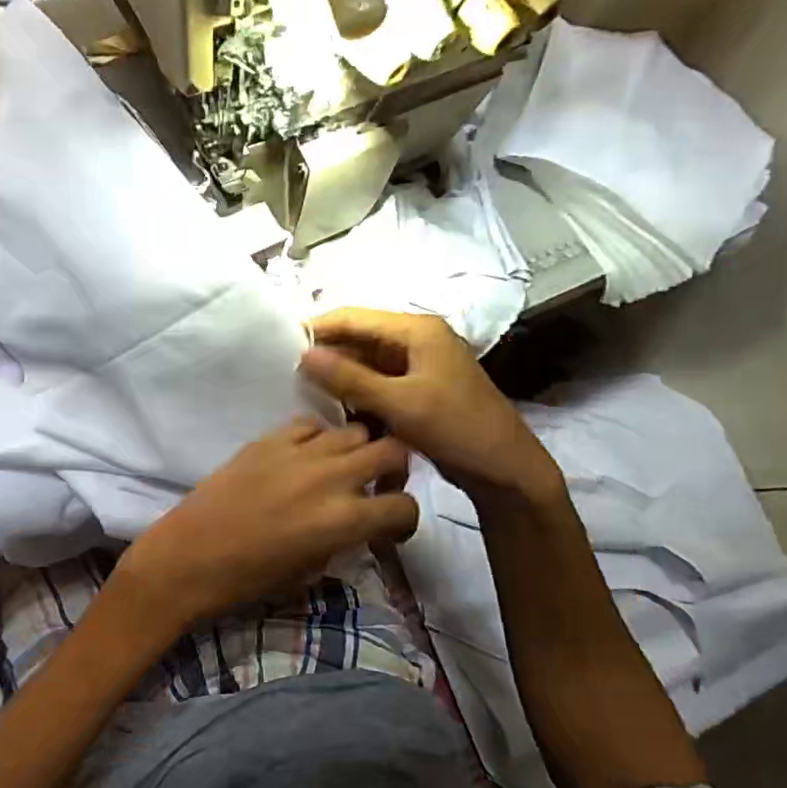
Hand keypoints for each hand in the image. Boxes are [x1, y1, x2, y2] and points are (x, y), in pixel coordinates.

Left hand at [114, 418, 417, 632]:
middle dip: (393, 470)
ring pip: (354, 430)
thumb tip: (356, 525)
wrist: (188, 557)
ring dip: (358, 449)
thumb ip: (343, 541)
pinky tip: (306, 455)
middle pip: (391, 451)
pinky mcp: (268, 439)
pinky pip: (309, 424)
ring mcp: (298, 452)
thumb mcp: (310, 572)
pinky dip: (318, 437)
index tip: (389, 528)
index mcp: (344, 520)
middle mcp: (331, 477)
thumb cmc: (248, 580)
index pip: (403, 506)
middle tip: (376, 487)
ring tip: (341, 468)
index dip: (404, 520)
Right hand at [298, 307, 562, 501]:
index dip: (317, 328)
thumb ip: (349, 378)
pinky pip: (377, 382)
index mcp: (417, 330)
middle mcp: (417, 339)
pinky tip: (334, 407)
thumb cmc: (457, 428)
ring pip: (366, 361)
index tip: (280, 345)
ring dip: (339, 375)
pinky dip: (356, 391)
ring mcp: (419, 364)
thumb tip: (304, 355)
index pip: (354, 317)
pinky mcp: (418, 388)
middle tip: (287, 373)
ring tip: (303, 390)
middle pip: (359, 337)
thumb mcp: (399, 403)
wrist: (506, 470)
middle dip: (326, 353)